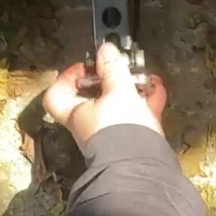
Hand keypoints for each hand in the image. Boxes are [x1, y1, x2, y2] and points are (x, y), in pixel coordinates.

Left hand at [41, 42, 167, 152]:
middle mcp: (91, 127)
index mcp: (77, 114)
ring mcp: (111, 135)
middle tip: (119, 67)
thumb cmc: (120, 129)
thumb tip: (105, 49)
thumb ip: (113, 70)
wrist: (142, 167)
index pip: (56, 95)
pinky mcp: (132, 142)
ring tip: (144, 76)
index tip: (84, 66)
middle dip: (108, 80)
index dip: (66, 78)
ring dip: (130, 90)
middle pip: (92, 99)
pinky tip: (158, 90)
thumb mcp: (118, 92)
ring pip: (117, 107)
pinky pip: (137, 117)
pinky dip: (147, 102)